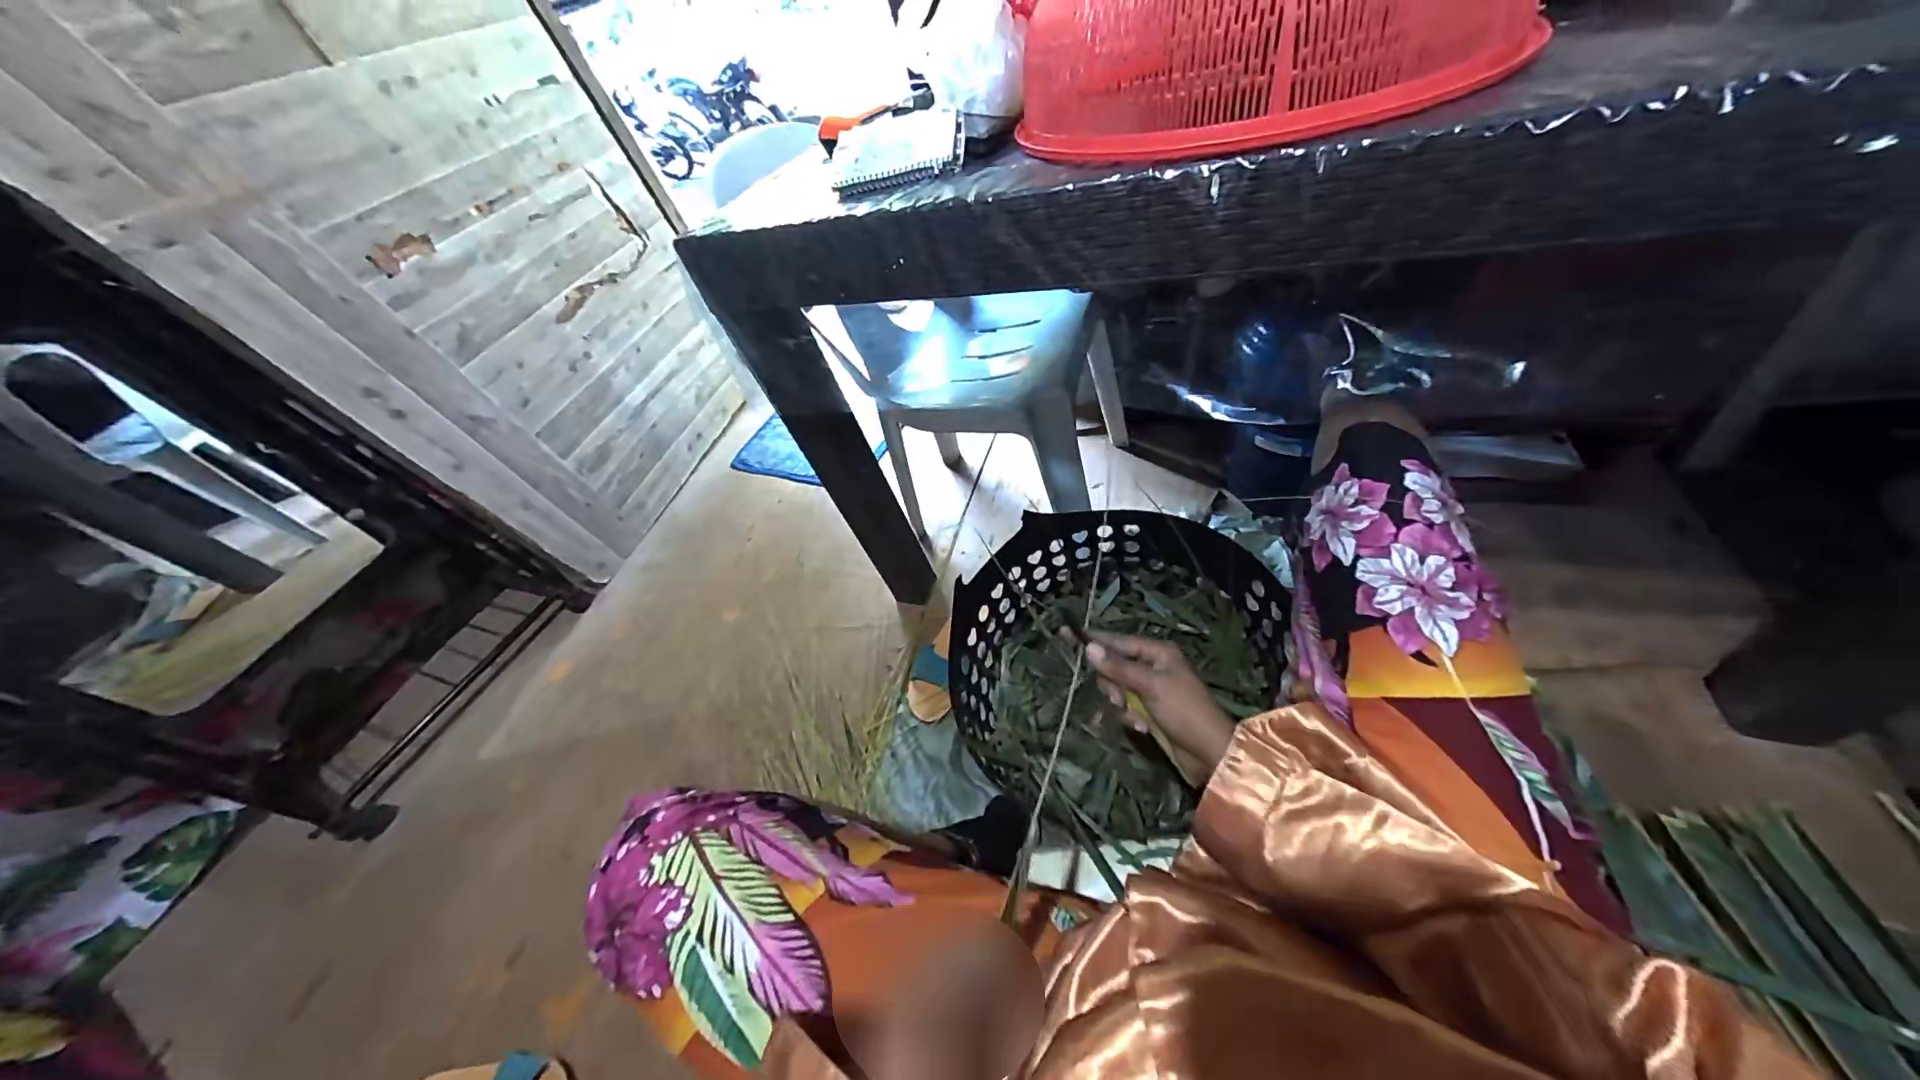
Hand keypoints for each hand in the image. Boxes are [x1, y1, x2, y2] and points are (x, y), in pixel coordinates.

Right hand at [1082, 632, 1234, 787]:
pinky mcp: (1149, 711)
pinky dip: (1130, 717)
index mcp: (1158, 652)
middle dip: (1113, 684)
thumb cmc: (1184, 711)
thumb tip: (1089, 647)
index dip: (1093, 639)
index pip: (1117, 641)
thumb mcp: (1151, 685)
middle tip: (1121, 699)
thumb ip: (1119, 667)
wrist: (1209, 753)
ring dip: (1121, 704)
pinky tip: (1142, 727)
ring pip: (1117, 689)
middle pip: (1114, 666)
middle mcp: (1153, 667)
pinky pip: (1126, 707)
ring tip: (1136, 718)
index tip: (1065, 633)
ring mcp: (1151, 690)